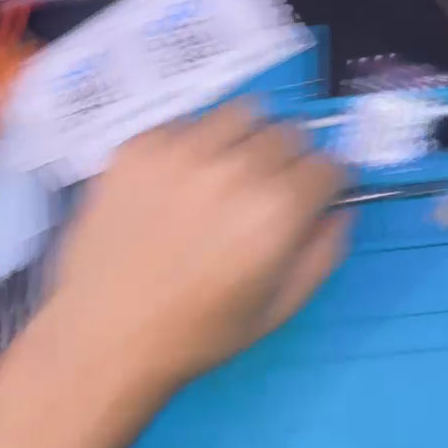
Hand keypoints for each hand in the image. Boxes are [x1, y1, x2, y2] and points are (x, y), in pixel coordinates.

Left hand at [37, 100, 347, 393]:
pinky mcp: (138, 146)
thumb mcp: (281, 307)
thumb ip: (323, 253)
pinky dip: (199, 142)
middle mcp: (234, 167)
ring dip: (251, 138)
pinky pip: (188, 121)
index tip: (320, 194)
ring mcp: (181, 150)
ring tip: (233, 174)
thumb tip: (341, 211)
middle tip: (276, 188)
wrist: (106, 334)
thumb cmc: (202, 332)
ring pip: (242, 113)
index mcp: (278, 210)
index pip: (329, 163)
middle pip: (291, 131)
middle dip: (296, 157)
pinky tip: (184, 181)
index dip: (331, 181)